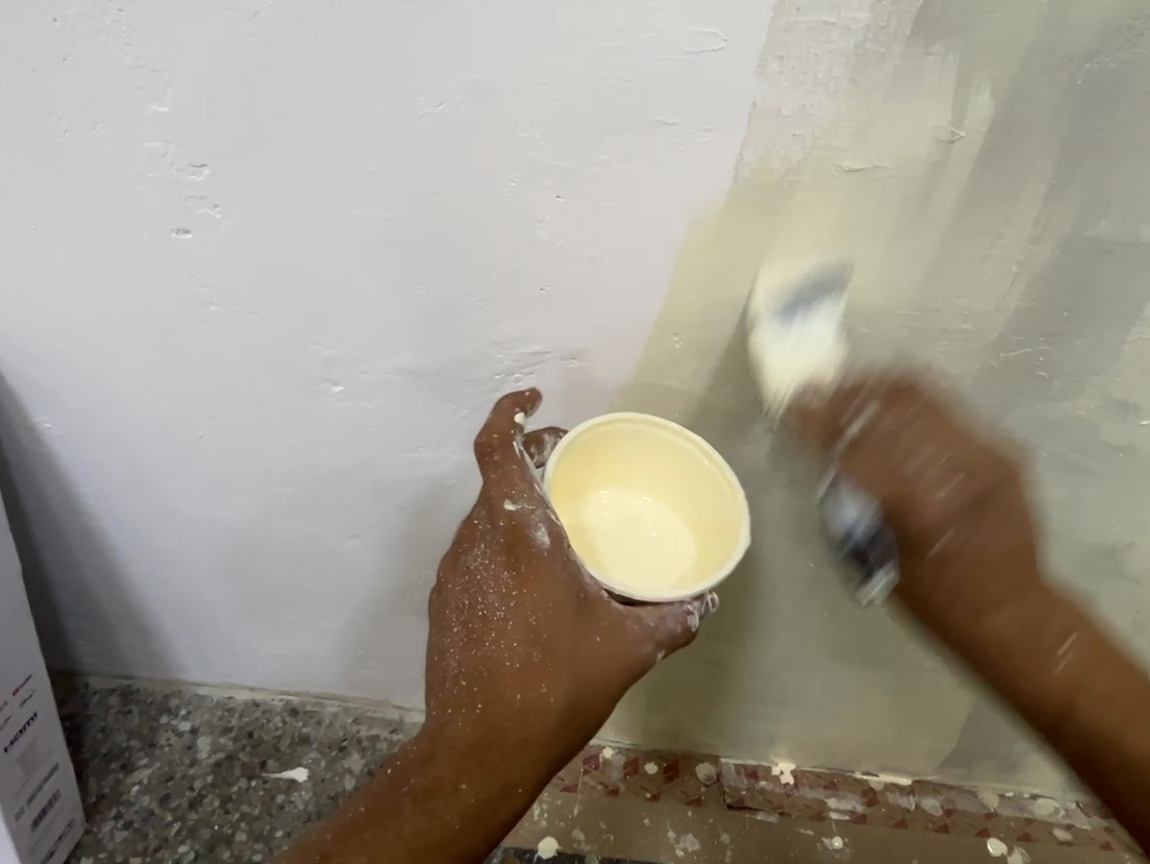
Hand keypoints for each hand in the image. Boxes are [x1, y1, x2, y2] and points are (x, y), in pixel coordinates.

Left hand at [423, 388, 716, 773]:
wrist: (478, 749)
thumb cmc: (554, 683)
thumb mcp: (627, 649)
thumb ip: (671, 619)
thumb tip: (704, 604)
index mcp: (519, 534)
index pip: (498, 447)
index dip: (510, 411)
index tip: (537, 399)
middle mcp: (478, 539)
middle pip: (497, 476)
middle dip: (534, 459)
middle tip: (572, 464)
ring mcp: (454, 569)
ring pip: (485, 515)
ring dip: (519, 505)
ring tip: (560, 525)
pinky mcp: (445, 599)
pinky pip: (476, 551)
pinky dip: (503, 544)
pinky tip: (534, 580)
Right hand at [787, 373, 1046, 647]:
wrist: (1015, 612)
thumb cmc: (936, 598)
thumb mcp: (882, 554)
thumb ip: (859, 497)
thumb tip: (829, 449)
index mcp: (922, 508)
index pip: (859, 446)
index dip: (821, 421)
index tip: (794, 407)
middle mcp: (959, 471)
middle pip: (891, 408)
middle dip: (847, 395)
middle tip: (818, 392)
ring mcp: (986, 454)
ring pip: (922, 397)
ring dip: (877, 390)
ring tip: (849, 389)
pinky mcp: (1003, 449)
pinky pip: (947, 409)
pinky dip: (909, 402)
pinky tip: (888, 403)